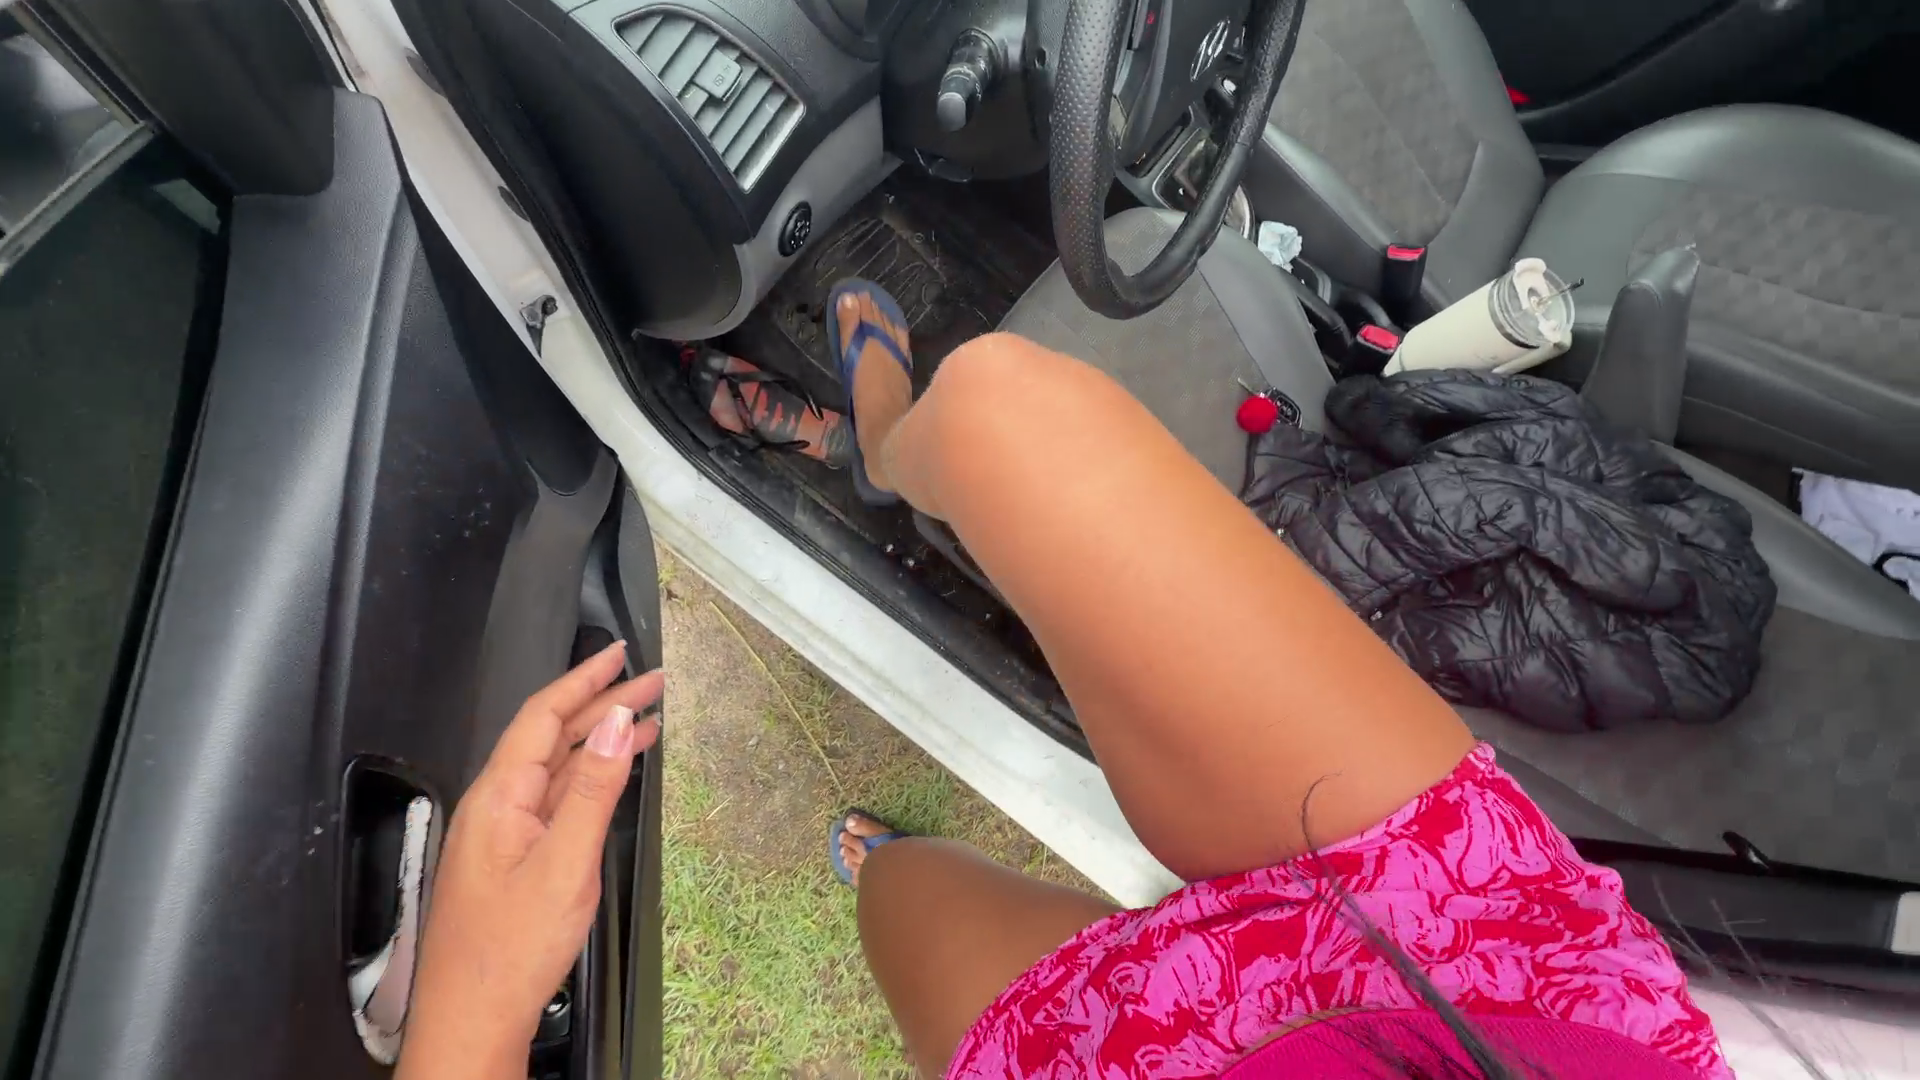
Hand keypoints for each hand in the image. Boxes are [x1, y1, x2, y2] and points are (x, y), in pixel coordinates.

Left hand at [396, 641, 663, 1079]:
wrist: (473, 1026)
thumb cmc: (515, 948)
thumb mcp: (564, 864)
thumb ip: (593, 789)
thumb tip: (620, 722)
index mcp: (501, 796)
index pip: (543, 717)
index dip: (582, 679)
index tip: (618, 653)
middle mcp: (500, 804)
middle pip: (555, 736)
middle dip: (605, 703)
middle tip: (654, 681)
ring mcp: (509, 830)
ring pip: (561, 765)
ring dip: (605, 737)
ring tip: (652, 716)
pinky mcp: (521, 853)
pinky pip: (562, 796)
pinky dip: (596, 773)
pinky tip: (621, 769)